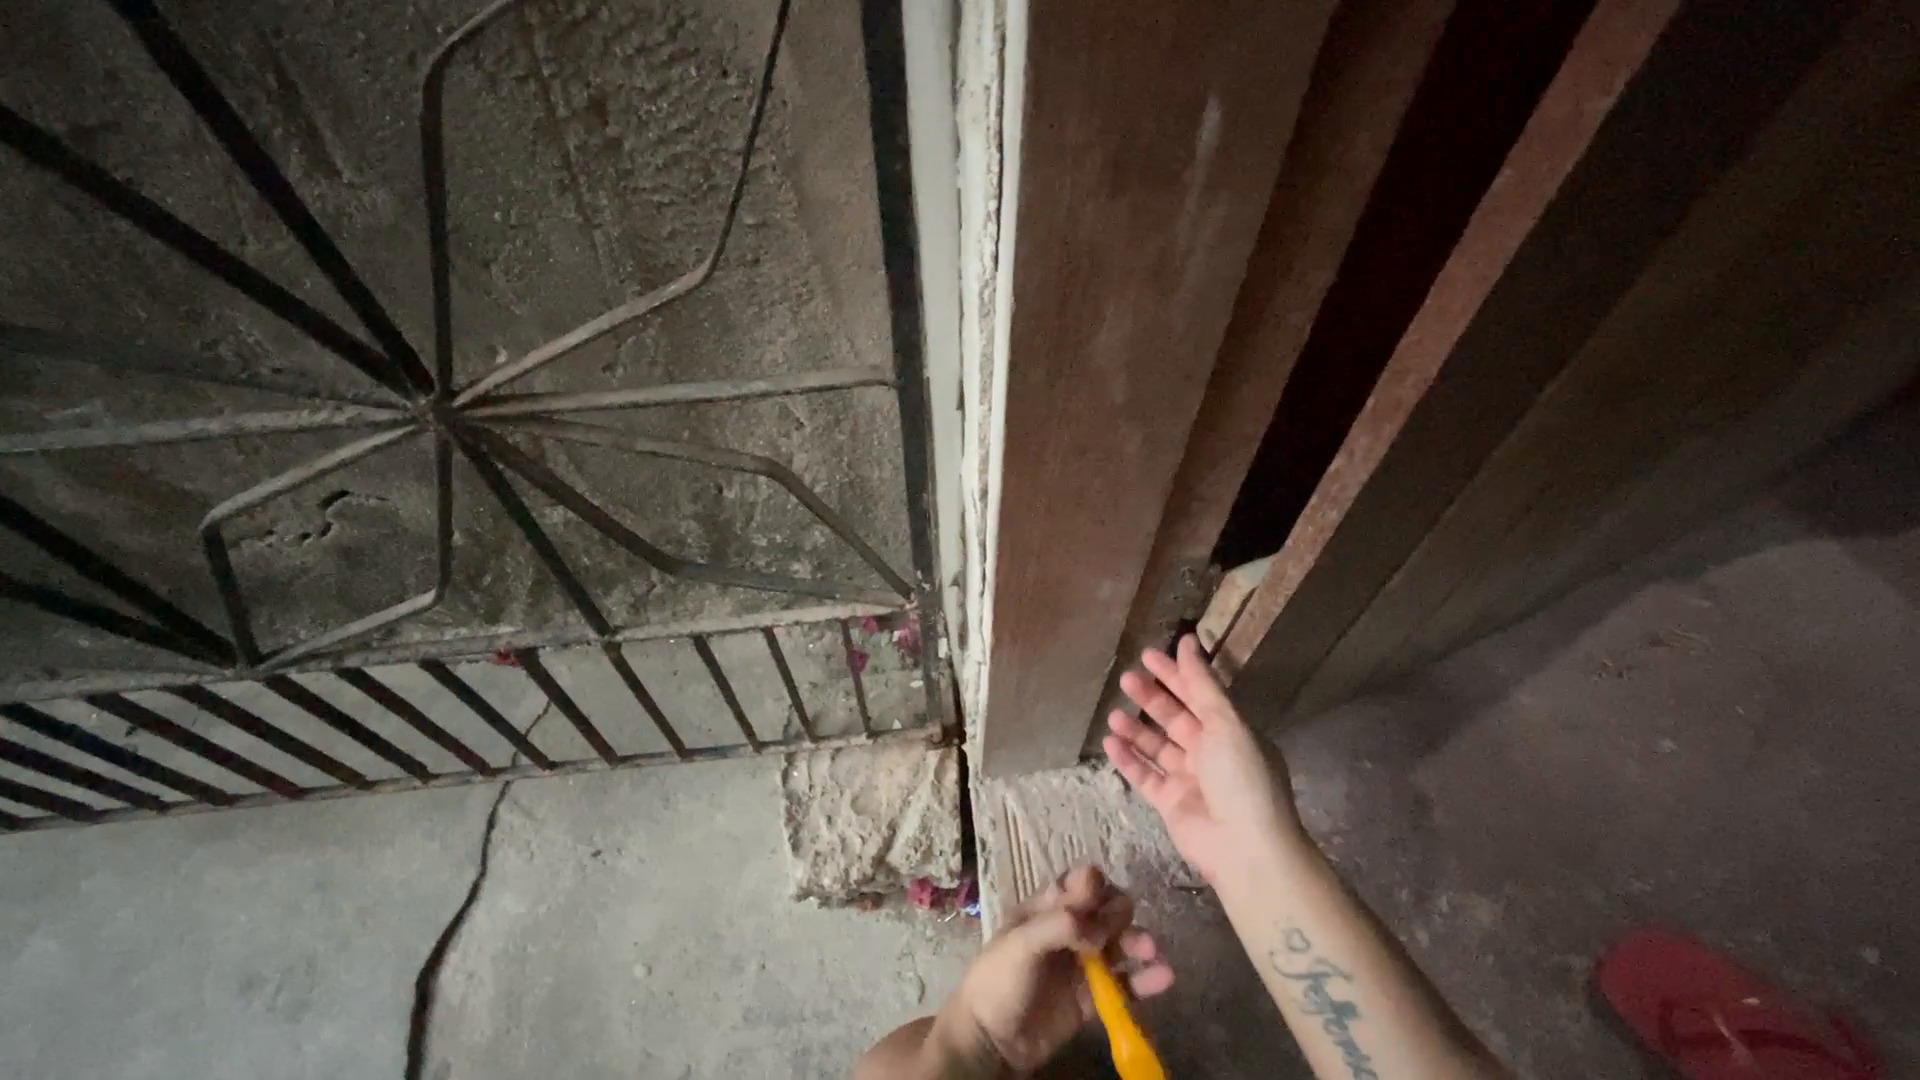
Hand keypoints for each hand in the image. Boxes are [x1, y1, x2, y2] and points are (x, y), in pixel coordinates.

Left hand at [939, 866, 1173, 1074]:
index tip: (1100, 897)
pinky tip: (1163, 977)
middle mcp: (1066, 932)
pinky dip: (1144, 980)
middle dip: (1119, 913)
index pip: (1077, 885)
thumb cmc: (998, 981)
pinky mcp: (1091, 999)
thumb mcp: (1021, 943)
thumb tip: (1102, 915)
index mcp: (1044, 909)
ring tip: (1149, 949)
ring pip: (1118, 945)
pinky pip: (1123, 985)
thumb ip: (1060, 923)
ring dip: (1136, 941)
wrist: (990, 1042)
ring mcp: (1080, 965)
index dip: (1093, 887)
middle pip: (1104, 911)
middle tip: (1119, 928)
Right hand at [1103, 635, 1304, 886]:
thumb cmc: (1241, 777)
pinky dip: (1127, 759)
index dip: (1175, 674)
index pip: (1199, 694)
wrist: (1244, 846)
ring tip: (1112, 714)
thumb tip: (1189, 642)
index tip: (1149, 655)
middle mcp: (1210, 752)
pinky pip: (1144, 775)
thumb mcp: (1226, 723)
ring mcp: (1189, 779)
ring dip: (1135, 729)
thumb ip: (1202, 684)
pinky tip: (1110, 742)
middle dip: (1151, 698)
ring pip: (1156, 746)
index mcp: (1230, 731)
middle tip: (1126, 679)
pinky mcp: (1170, 803)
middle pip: (1175, 718)